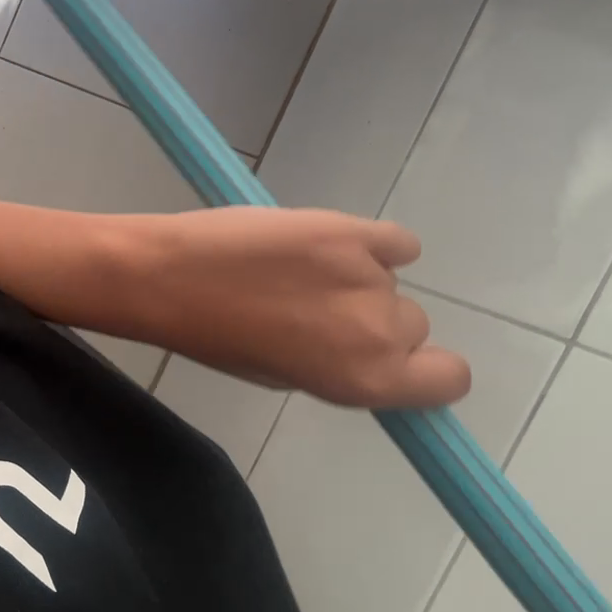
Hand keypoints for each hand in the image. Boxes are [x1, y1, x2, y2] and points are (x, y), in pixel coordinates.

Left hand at [113, 207, 468, 408]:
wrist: (162, 277)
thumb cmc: (209, 334)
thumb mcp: (279, 374)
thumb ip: (338, 367)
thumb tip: (369, 352)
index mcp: (366, 381)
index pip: (449, 379)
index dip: (422, 366)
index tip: (392, 353)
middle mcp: (380, 333)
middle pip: (411, 323)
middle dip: (370, 316)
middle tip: (309, 305)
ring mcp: (367, 276)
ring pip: (389, 278)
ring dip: (355, 275)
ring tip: (291, 270)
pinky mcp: (348, 230)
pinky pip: (395, 238)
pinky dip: (369, 240)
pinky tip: (322, 242)